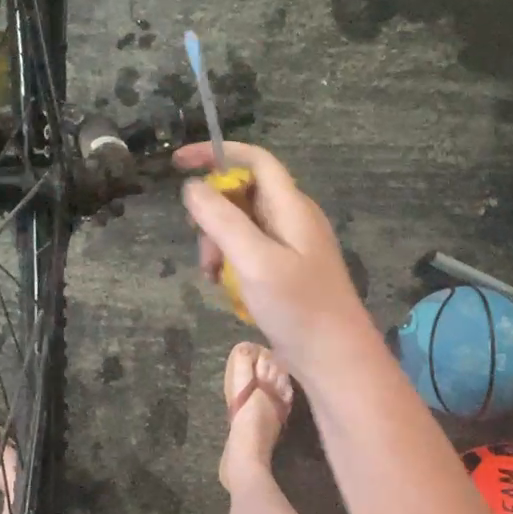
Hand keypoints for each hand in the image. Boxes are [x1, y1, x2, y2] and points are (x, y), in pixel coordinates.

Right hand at [177, 141, 366, 358]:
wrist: (335, 359)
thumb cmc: (298, 307)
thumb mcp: (254, 260)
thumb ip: (222, 220)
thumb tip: (191, 187)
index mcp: (291, 207)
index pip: (254, 160)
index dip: (216, 154)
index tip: (177, 163)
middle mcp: (292, 218)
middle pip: (242, 194)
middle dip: (212, 215)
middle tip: (203, 251)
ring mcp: (290, 245)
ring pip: (241, 225)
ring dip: (218, 244)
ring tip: (214, 277)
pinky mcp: (285, 270)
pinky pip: (248, 250)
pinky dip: (230, 262)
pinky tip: (226, 288)